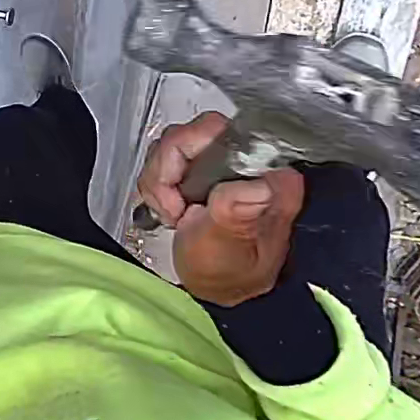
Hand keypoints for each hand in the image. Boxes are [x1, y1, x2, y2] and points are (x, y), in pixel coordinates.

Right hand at [136, 112, 305, 305]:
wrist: (217, 288)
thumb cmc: (228, 272)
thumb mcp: (231, 248)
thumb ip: (238, 214)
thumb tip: (260, 183)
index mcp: (263, 171)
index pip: (212, 130)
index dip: (185, 157)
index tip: (181, 198)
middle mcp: (242, 158)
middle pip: (183, 136)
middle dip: (165, 175)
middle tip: (175, 210)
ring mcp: (217, 161)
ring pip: (168, 146)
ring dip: (159, 184)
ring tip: (174, 215)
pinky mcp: (199, 167)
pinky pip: (161, 160)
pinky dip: (157, 187)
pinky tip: (171, 210)